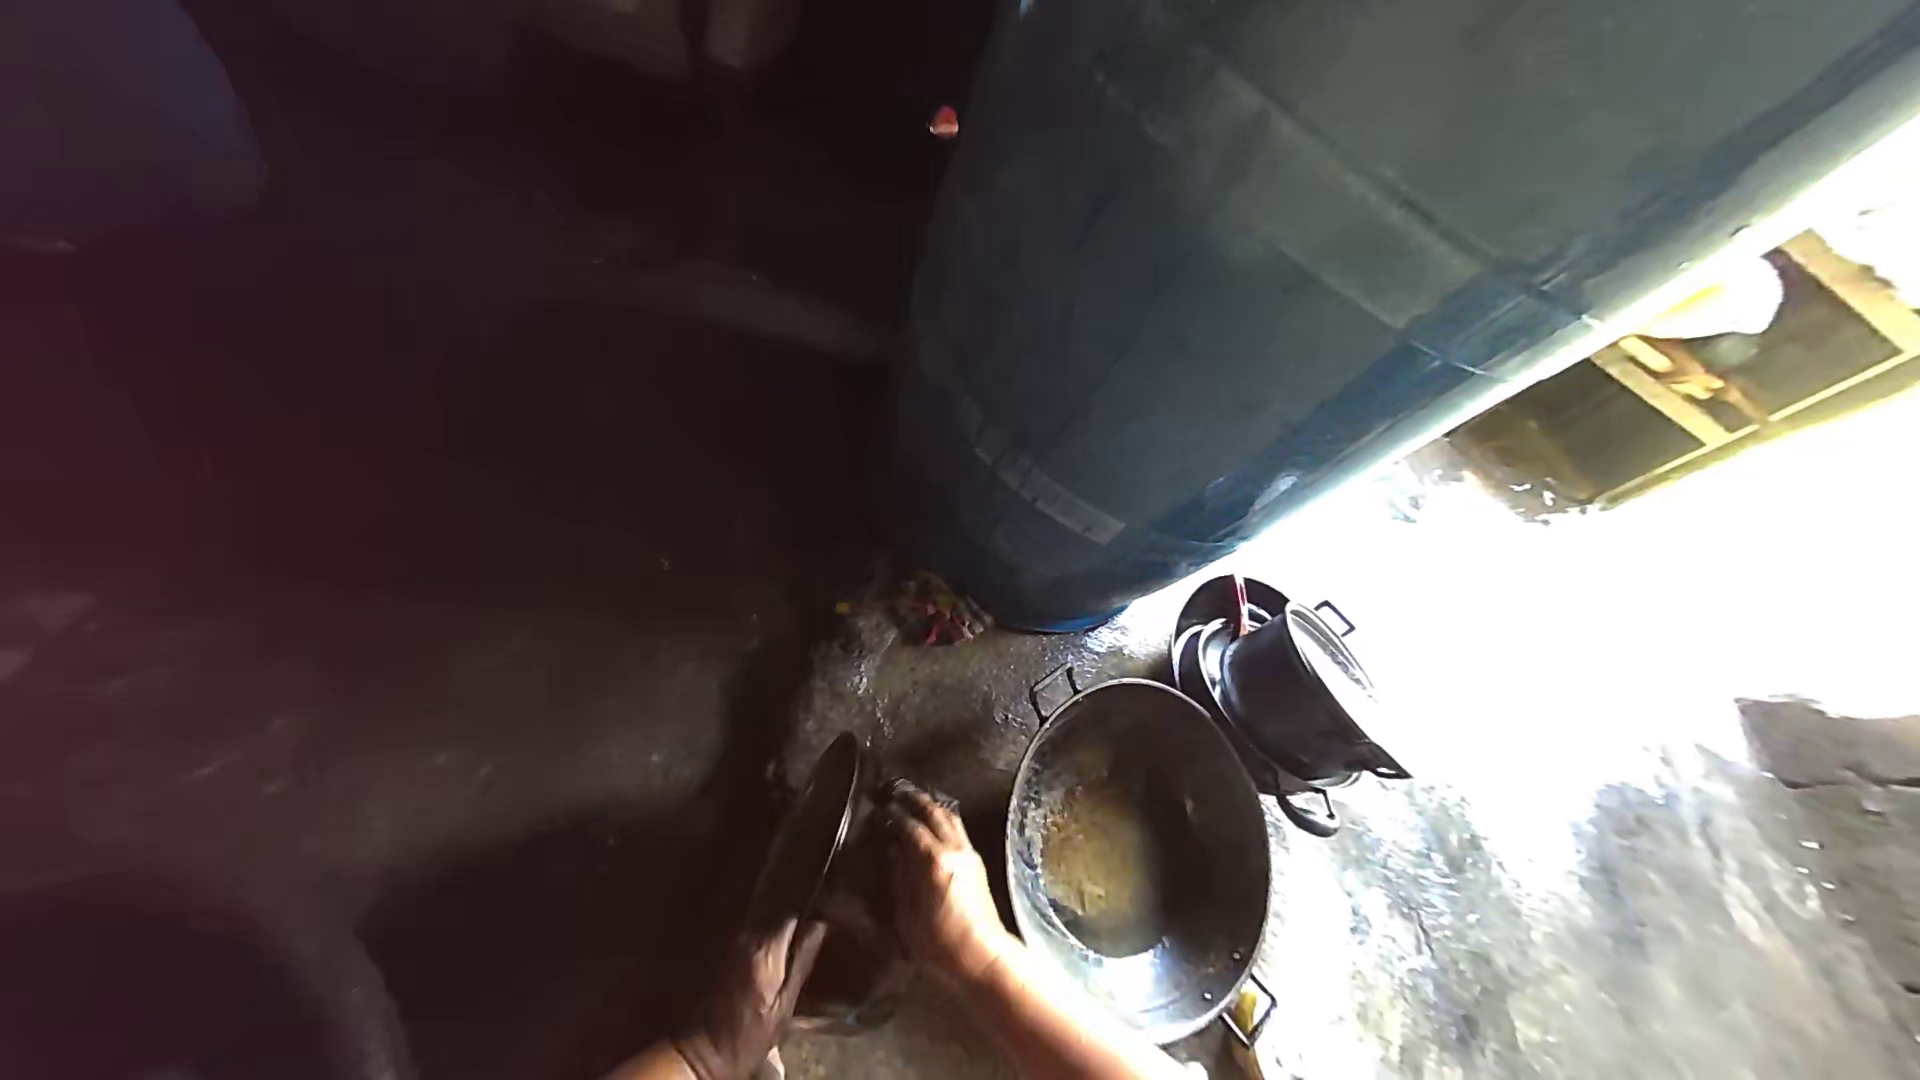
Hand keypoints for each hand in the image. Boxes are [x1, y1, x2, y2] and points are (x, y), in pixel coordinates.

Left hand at [673, 917, 826, 1079]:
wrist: (703, 1055)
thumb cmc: (748, 1037)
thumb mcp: (783, 1006)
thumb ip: (802, 961)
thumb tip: (819, 926)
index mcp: (766, 950)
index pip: (793, 917)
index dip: (807, 924)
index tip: (816, 937)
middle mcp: (748, 940)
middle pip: (778, 921)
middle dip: (792, 935)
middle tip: (800, 959)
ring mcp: (733, 946)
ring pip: (765, 931)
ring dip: (776, 943)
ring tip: (783, 969)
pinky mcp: (724, 956)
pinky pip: (752, 941)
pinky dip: (762, 950)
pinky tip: (764, 974)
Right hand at [883, 781, 1015, 987]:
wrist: (981, 957)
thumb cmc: (939, 944)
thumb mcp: (908, 915)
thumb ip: (900, 877)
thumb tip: (893, 851)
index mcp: (934, 861)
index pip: (912, 827)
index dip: (895, 816)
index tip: (882, 810)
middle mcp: (955, 850)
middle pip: (935, 813)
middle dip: (916, 800)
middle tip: (900, 793)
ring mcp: (968, 853)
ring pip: (950, 817)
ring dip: (933, 806)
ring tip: (917, 802)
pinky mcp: (976, 862)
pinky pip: (958, 829)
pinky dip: (944, 819)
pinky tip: (935, 823)